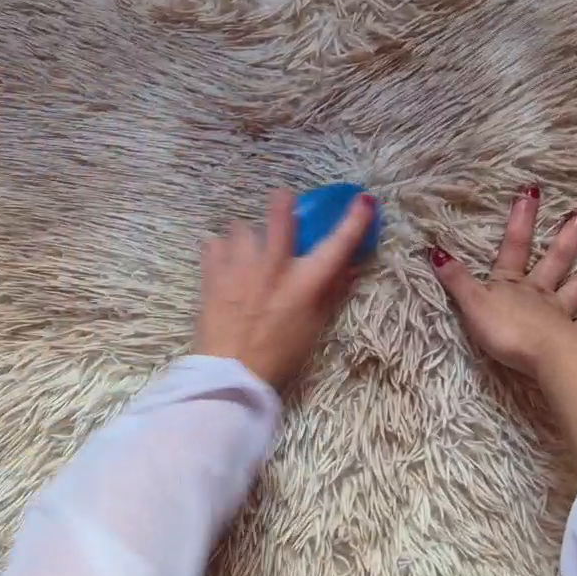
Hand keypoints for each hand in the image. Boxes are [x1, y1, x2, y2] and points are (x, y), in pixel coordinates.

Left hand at [195, 189, 375, 391]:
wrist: (232, 375)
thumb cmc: (279, 356)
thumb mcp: (314, 326)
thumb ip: (330, 292)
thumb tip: (347, 265)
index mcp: (305, 283)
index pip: (338, 244)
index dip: (355, 220)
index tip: (364, 199)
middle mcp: (274, 267)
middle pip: (280, 213)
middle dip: (282, 203)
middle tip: (282, 204)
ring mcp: (240, 267)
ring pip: (242, 227)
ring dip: (246, 237)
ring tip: (245, 253)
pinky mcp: (212, 275)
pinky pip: (214, 244)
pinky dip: (220, 251)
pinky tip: (224, 265)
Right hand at [430, 187, 576, 377]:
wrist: (544, 359)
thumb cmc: (506, 331)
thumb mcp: (472, 304)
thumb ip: (456, 279)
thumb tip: (436, 251)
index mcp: (512, 284)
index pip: (514, 245)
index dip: (521, 219)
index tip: (531, 191)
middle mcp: (540, 293)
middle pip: (556, 259)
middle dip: (569, 233)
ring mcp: (561, 314)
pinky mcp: (576, 339)